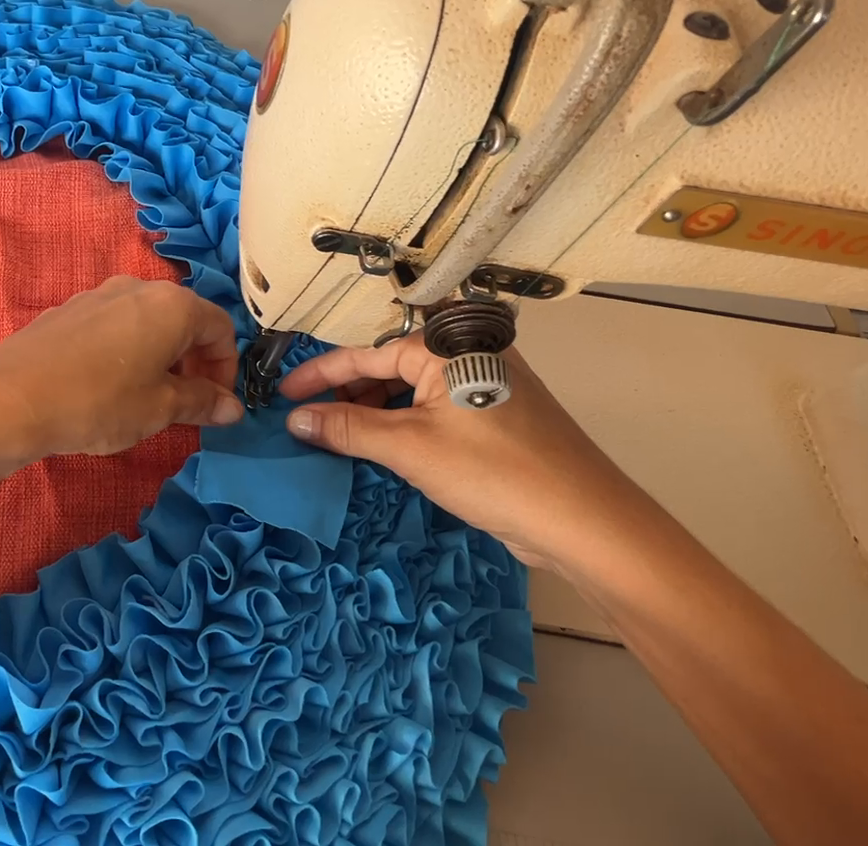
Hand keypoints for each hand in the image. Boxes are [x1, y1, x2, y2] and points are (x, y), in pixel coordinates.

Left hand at [0, 276, 243, 459]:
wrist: (12, 398)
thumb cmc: (100, 401)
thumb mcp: (159, 409)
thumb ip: (202, 402)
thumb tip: (233, 408)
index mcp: (173, 305)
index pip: (221, 328)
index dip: (227, 368)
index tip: (216, 405)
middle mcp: (137, 288)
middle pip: (184, 320)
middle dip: (194, 362)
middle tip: (186, 405)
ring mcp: (97, 295)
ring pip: (146, 323)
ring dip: (160, 357)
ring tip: (146, 399)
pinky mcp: (67, 311)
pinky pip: (113, 327)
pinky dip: (125, 352)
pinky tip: (106, 387)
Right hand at [280, 333, 651, 569]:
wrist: (586, 522)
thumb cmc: (493, 472)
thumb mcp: (409, 447)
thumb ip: (347, 428)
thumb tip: (294, 420)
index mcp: (445, 345)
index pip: (364, 353)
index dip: (318, 375)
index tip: (282, 397)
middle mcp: (467, 353)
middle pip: (387, 365)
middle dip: (344, 393)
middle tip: (306, 421)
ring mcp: (485, 384)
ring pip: (410, 388)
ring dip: (370, 410)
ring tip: (335, 434)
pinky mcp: (496, 416)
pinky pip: (432, 409)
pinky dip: (400, 422)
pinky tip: (378, 443)